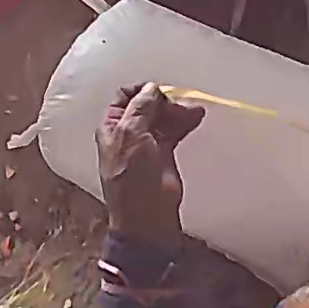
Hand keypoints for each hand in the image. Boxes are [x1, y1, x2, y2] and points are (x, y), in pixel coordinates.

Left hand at [97, 83, 204, 248]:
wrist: (147, 218)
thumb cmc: (132, 177)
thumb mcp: (132, 135)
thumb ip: (141, 108)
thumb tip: (151, 89)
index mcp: (112, 127)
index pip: (125, 97)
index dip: (142, 90)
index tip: (159, 91)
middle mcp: (128, 133)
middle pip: (147, 106)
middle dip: (163, 101)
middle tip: (179, 103)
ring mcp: (146, 144)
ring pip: (162, 118)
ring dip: (177, 111)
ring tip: (194, 111)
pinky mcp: (164, 155)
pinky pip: (174, 132)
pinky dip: (184, 123)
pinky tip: (196, 117)